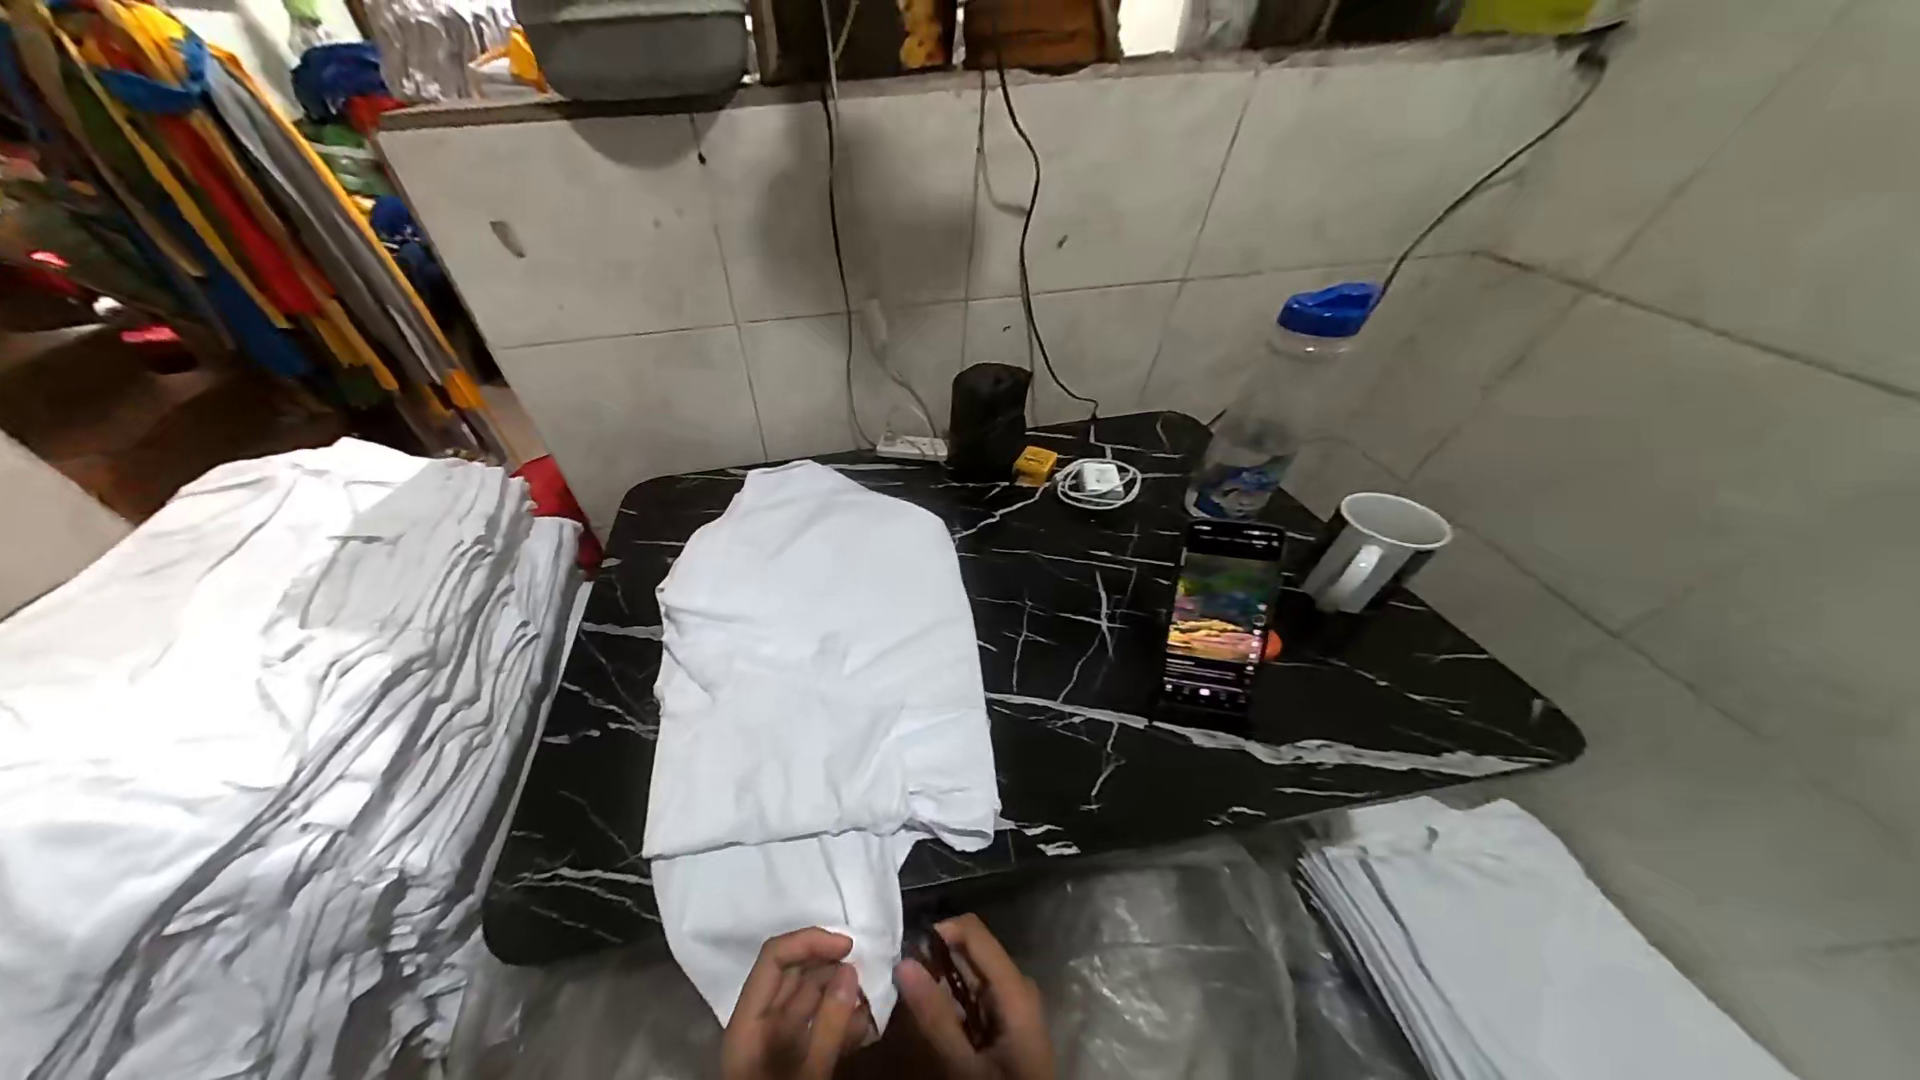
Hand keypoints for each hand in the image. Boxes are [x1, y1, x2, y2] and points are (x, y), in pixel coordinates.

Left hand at [721, 928, 868, 1079]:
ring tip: (872, 991)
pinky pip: (817, 1023)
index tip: (848, 945)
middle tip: (867, 965)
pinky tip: (866, 1019)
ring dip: (841, 989)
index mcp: (747, 1022)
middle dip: (831, 964)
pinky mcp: (794, 1058)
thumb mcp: (807, 1077)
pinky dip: (841, 1016)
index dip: (810, 941)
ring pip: (809, 996)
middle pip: (793, 972)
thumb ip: (829, 1023)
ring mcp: (776, 1041)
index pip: (774, 957)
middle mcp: (759, 1023)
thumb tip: (850, 969)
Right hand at [894, 914, 1053, 1079]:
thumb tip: (903, 963)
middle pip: (972, 949)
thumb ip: (935, 1016)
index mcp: (1014, 987)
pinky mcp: (1009, 1018)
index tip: (905, 951)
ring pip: (972, 970)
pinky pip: (977, 992)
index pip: (973, 930)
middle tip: (901, 978)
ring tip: (911, 994)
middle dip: (936, 957)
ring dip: (941, 978)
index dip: (938, 931)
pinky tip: (933, 1013)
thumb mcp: (963, 1067)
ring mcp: (1015, 1000)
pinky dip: (953, 997)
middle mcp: (1017, 983)